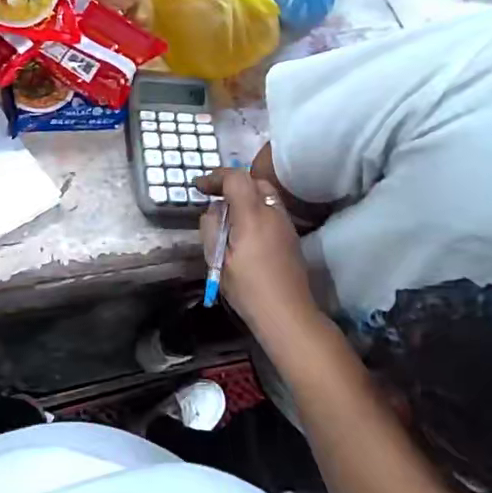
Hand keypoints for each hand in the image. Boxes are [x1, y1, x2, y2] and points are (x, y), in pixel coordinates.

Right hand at [195, 168, 317, 334]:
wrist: (288, 315)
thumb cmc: (248, 289)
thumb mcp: (217, 260)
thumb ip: (211, 228)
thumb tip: (214, 211)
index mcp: (252, 215)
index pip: (236, 178)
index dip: (215, 177)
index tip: (199, 187)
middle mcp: (273, 212)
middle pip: (254, 181)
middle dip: (232, 182)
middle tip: (213, 194)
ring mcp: (286, 224)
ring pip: (266, 194)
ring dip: (246, 194)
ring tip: (228, 211)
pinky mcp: (292, 236)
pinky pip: (272, 209)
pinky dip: (256, 207)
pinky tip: (245, 228)